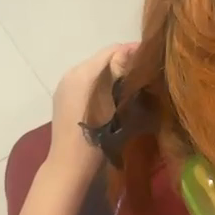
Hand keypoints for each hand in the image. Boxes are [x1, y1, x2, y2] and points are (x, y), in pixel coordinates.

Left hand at [44, 43, 133, 179]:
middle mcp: (71, 73)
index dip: (132, 50)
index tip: (150, 57)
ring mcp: (65, 86)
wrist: (70, 164)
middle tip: (144, 72)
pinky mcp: (63, 98)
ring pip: (94, 70)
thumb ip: (121, 74)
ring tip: (131, 83)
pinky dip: (100, 83)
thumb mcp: (114, 102)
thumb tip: (133, 52)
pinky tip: (112, 95)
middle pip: (102, 59)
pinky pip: (86, 82)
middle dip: (123, 61)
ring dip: (112, 73)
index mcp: (83, 72)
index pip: (112, 50)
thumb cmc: (96, 135)